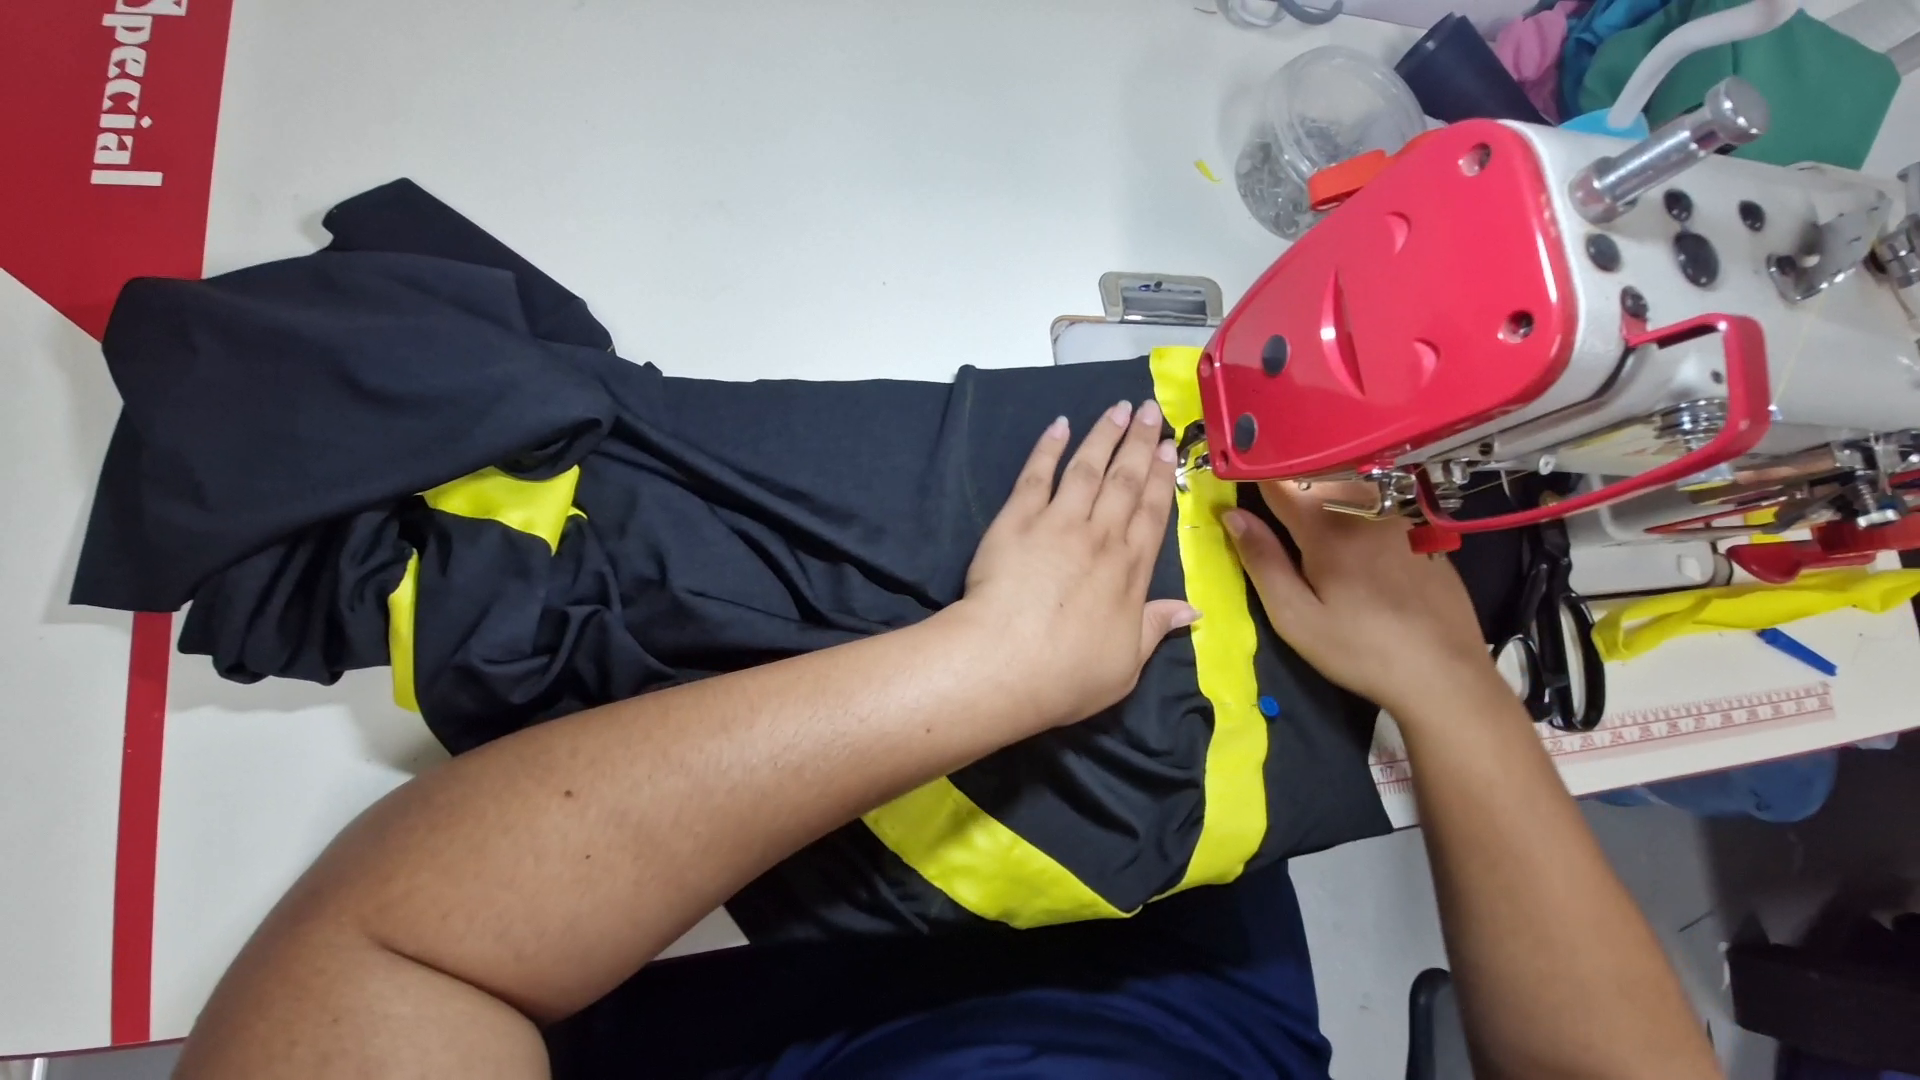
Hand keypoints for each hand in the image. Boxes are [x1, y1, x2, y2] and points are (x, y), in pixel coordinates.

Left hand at [951, 400, 1198, 728]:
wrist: (1007, 661)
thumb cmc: (1068, 674)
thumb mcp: (1127, 664)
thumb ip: (1156, 628)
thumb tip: (1195, 609)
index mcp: (1130, 571)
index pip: (1153, 513)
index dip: (1162, 478)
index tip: (1170, 449)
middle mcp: (1101, 537)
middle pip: (1125, 481)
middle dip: (1140, 444)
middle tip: (1150, 411)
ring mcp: (1058, 523)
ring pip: (1088, 469)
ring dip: (1104, 436)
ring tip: (1118, 408)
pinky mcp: (1017, 520)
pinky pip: (1037, 475)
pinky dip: (1048, 448)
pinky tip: (1058, 426)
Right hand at [1224, 481, 1498, 717]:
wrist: (1445, 676)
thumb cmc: (1359, 650)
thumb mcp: (1295, 616)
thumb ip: (1262, 561)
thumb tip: (1232, 516)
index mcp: (1326, 529)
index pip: (1280, 482)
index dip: (1253, 474)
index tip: (1235, 477)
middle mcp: (1365, 511)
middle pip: (1318, 476)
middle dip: (1290, 478)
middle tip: (1270, 494)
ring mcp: (1401, 520)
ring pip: (1352, 486)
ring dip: (1325, 487)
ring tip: (1311, 508)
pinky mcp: (1424, 536)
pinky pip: (1381, 505)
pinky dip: (1358, 507)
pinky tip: (1357, 538)